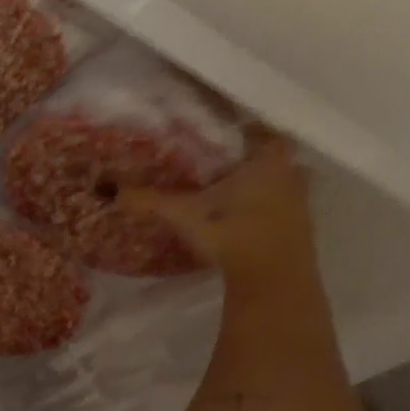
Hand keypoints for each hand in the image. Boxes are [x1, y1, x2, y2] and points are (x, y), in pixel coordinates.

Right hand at [119, 124, 315, 277]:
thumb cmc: (230, 232)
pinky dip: (267, 207)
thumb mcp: (180, 213)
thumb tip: (108, 188)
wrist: (273, 280)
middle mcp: (290, 180)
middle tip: (226, 160)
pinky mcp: (301, 231)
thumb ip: (146, 199)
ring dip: (265, 184)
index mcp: (266, 166)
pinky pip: (285, 207)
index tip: (227, 130)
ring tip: (230, 187)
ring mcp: (301, 207)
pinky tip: (240, 215)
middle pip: (280, 160)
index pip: (269, 135)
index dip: (251, 130)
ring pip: (285, 185)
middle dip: (257, 158)